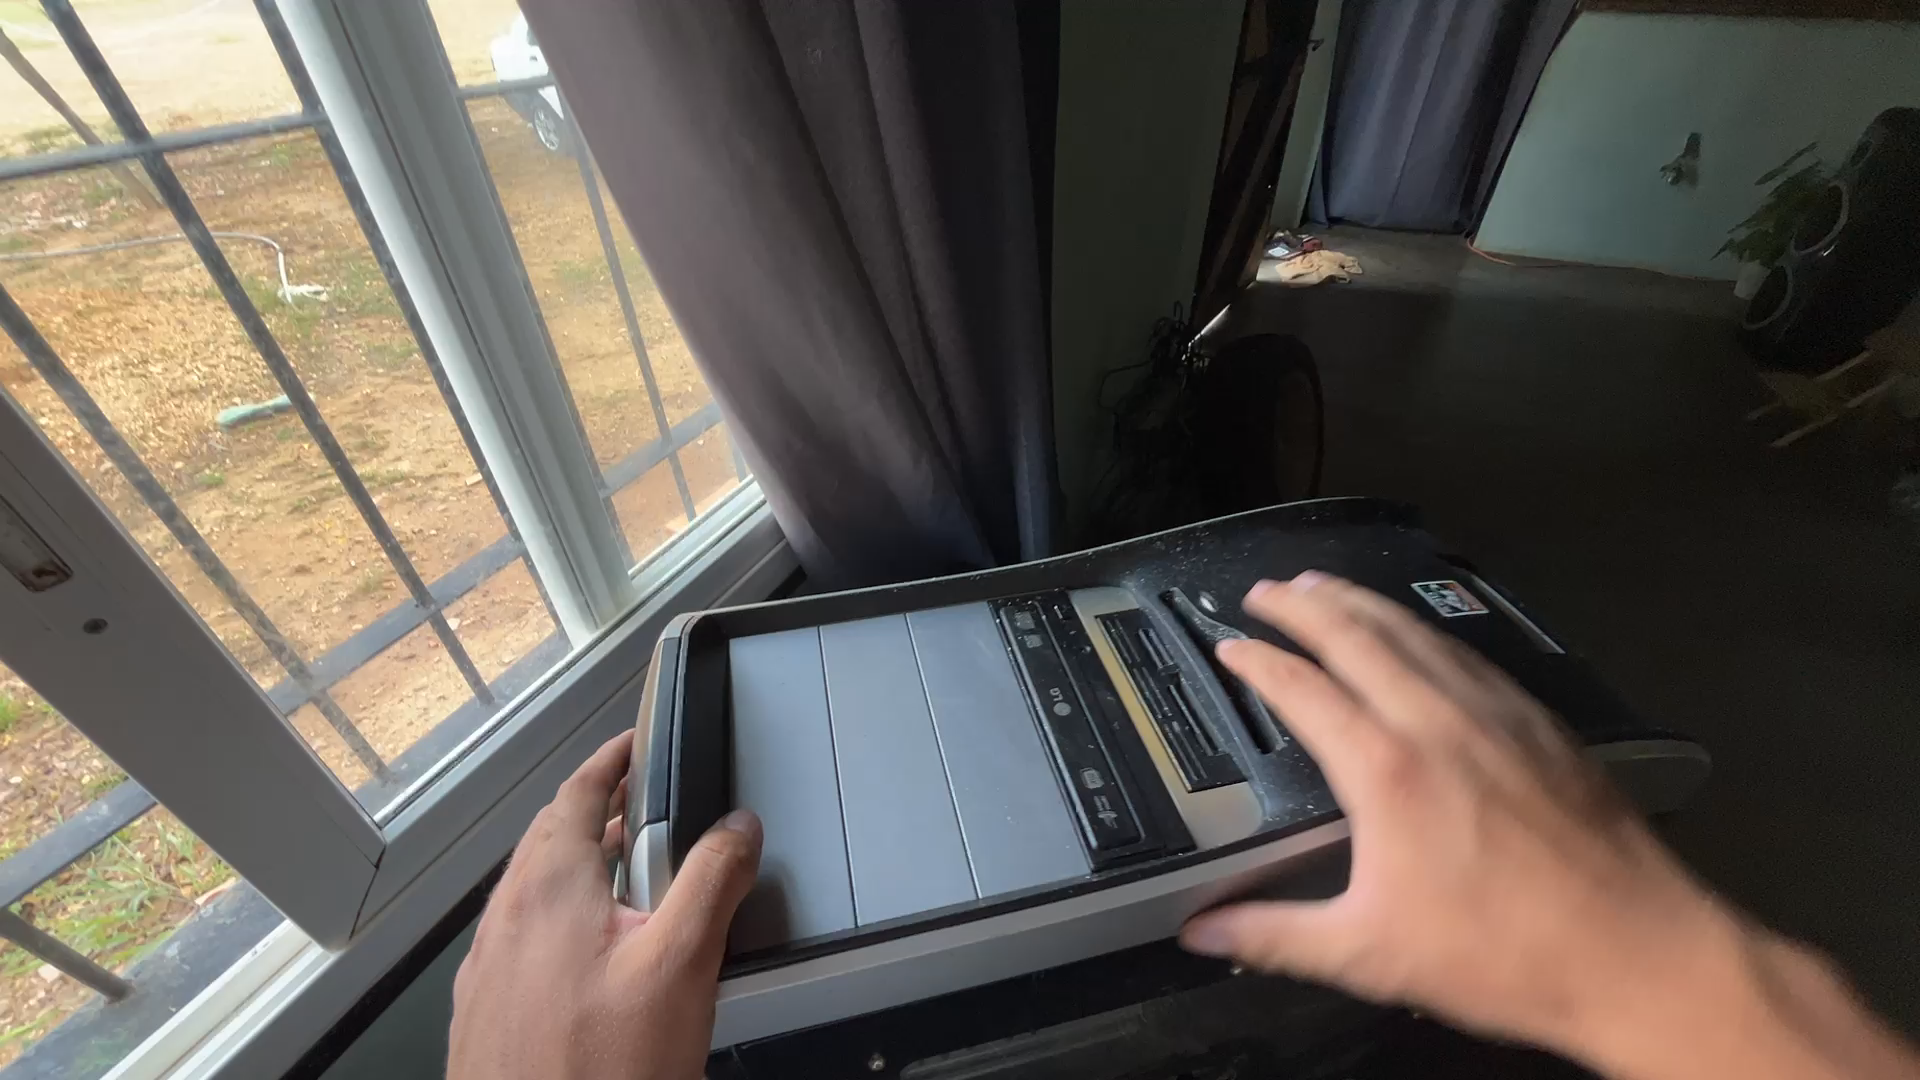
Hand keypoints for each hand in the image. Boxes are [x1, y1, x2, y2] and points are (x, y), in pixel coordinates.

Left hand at [449, 730, 761, 1079]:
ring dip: (576, 855)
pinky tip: (592, 943)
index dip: (608, 760)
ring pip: (529, 885)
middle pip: (546, 836)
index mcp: (546, 893)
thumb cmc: (605, 1071)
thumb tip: (739, 823)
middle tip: (643, 799)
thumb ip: (713, 878)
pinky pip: (519, 931)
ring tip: (628, 864)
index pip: (573, 796)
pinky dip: (559, 905)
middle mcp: (503, 924)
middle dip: (595, 806)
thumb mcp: (681, 963)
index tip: (635, 742)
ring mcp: (485, 974)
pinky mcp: (483, 1016)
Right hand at [1179, 571, 1736, 1058]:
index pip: (1299, 688)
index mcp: (1383, 768)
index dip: (1255, 661)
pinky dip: (1413, 624)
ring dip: (1353, 600)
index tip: (1227, 646)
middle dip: (1298, 604)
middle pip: (1351, 635)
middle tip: (1263, 589)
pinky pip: (1456, 650)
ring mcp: (1488, 710)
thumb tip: (1198, 932)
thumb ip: (1272, 935)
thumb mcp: (1370, 954)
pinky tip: (1403, 623)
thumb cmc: (1501, 955)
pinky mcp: (1533, 717)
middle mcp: (1430, 720)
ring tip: (1316, 583)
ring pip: (1406, 629)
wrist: (1650, 962)